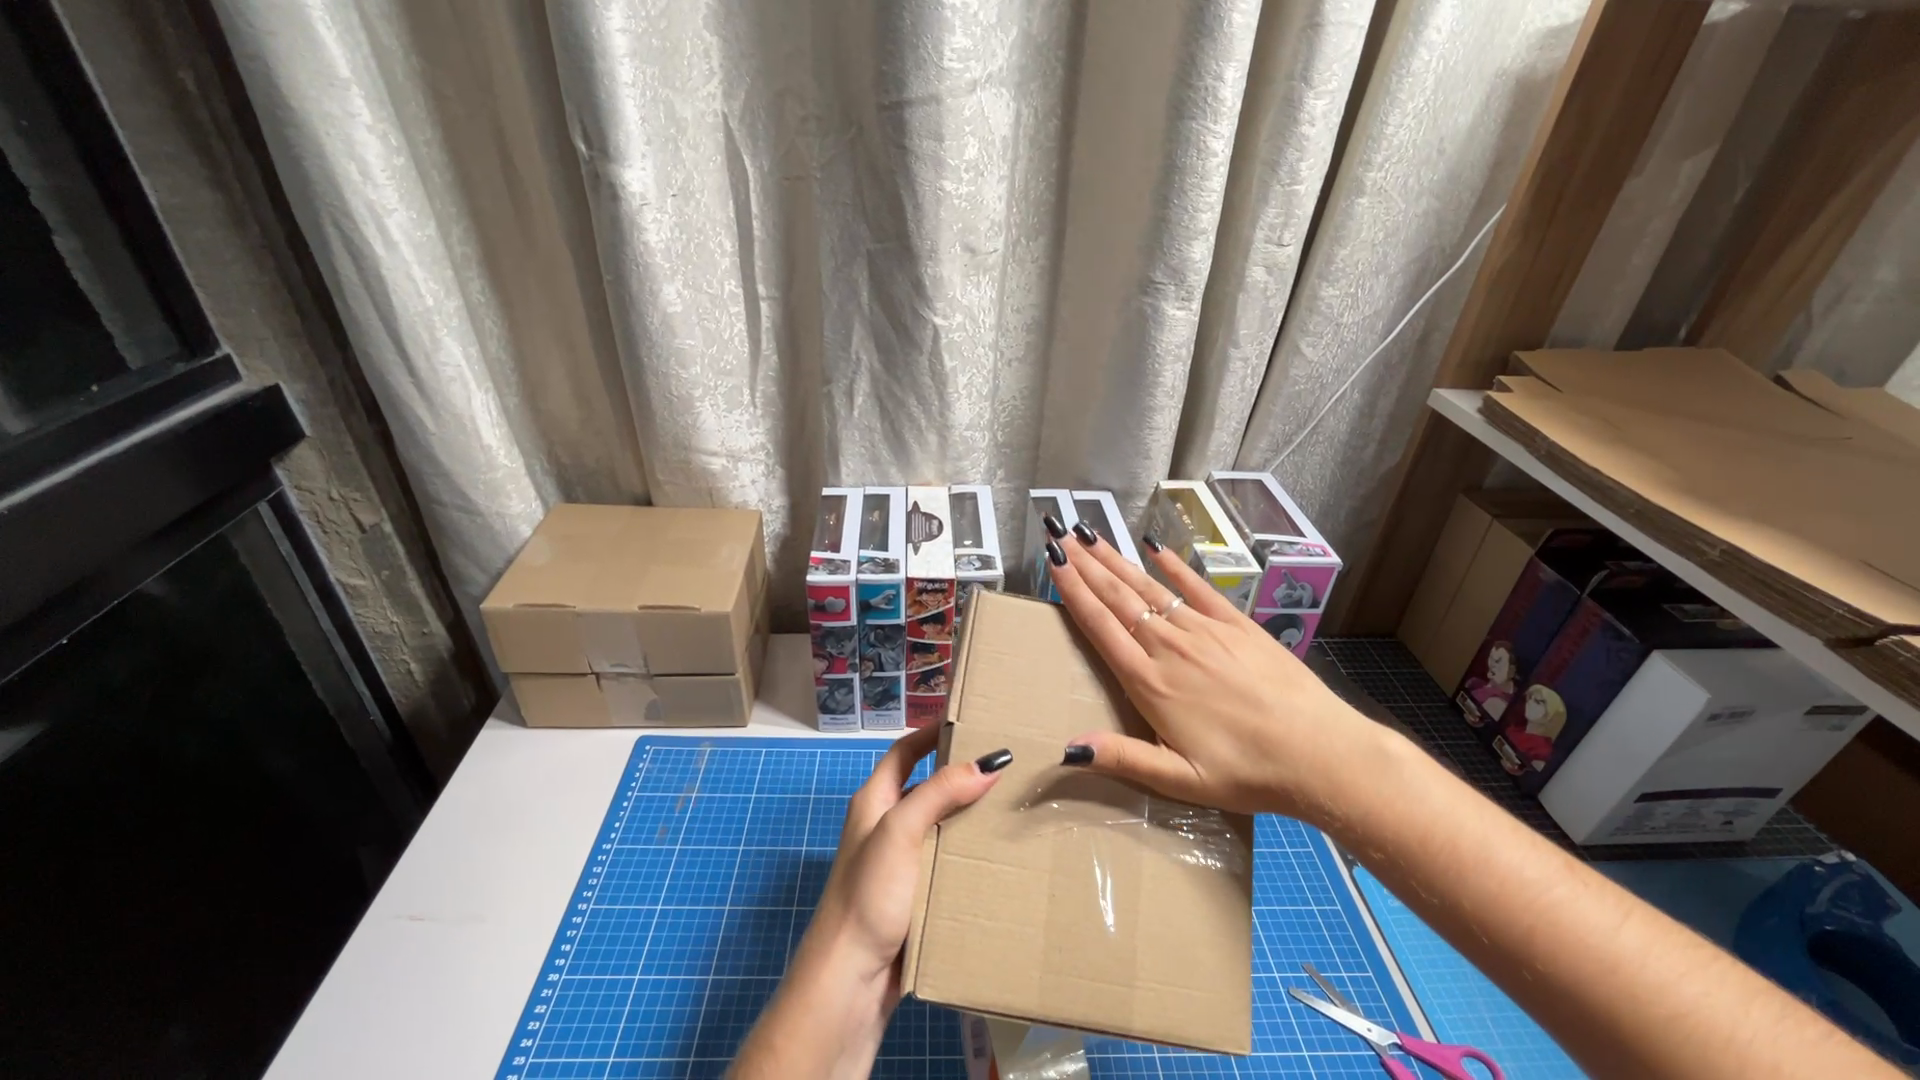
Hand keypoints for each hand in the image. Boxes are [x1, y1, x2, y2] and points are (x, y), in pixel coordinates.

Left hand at [801, 725, 1009, 991]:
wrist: (850, 979)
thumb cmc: (868, 894)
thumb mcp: (900, 832)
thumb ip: (939, 793)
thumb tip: (988, 762)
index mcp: (873, 802)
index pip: (904, 752)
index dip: (931, 732)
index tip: (970, 720)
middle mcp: (884, 827)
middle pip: (926, 787)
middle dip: (962, 775)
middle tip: (1008, 766)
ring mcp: (899, 863)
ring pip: (940, 827)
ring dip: (969, 817)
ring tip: (1014, 806)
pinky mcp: (913, 896)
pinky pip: (945, 863)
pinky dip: (969, 854)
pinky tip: (999, 857)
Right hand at [1040, 520, 1381, 822]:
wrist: (1319, 752)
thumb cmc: (1245, 773)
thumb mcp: (1179, 780)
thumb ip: (1123, 758)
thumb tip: (1068, 748)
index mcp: (1149, 682)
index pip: (1100, 626)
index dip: (1073, 591)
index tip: (1053, 562)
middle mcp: (1171, 647)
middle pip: (1120, 598)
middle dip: (1087, 565)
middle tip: (1061, 535)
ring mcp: (1206, 631)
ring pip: (1151, 588)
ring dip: (1118, 561)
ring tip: (1092, 536)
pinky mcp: (1238, 626)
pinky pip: (1197, 588)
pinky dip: (1174, 566)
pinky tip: (1155, 548)